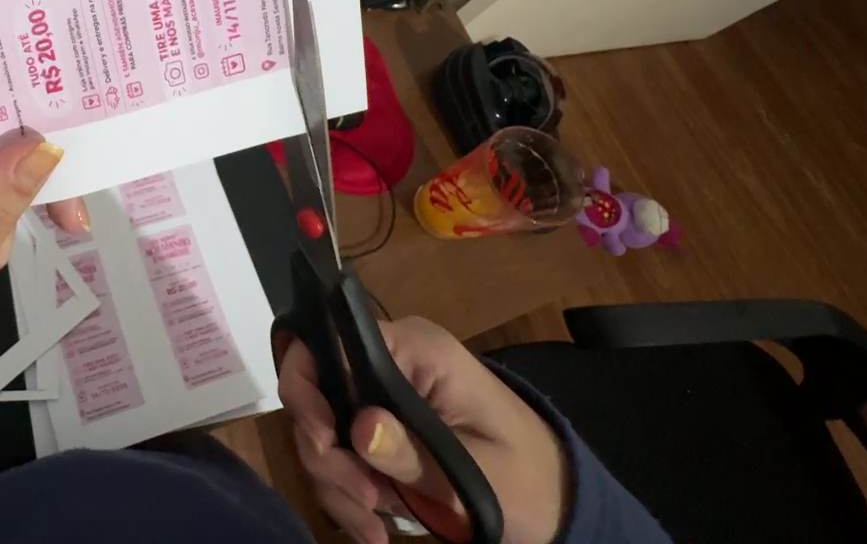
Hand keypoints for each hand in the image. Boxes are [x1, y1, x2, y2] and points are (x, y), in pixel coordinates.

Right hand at [278, 317, 567, 543]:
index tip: (325, 443)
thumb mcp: (483, 473)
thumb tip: (359, 429)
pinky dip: (345, 495)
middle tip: (365, 498)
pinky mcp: (375, 427)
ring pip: (319, 430)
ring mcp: (377, 394)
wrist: (557, 503)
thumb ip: (417, 452)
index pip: (329, 341)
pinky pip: (336, 455)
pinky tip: (373, 526)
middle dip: (327, 451)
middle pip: (315, 390)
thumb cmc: (531, 479)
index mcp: (412, 349)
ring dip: (336, 481)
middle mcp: (385, 360)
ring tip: (375, 524)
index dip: (308, 386)